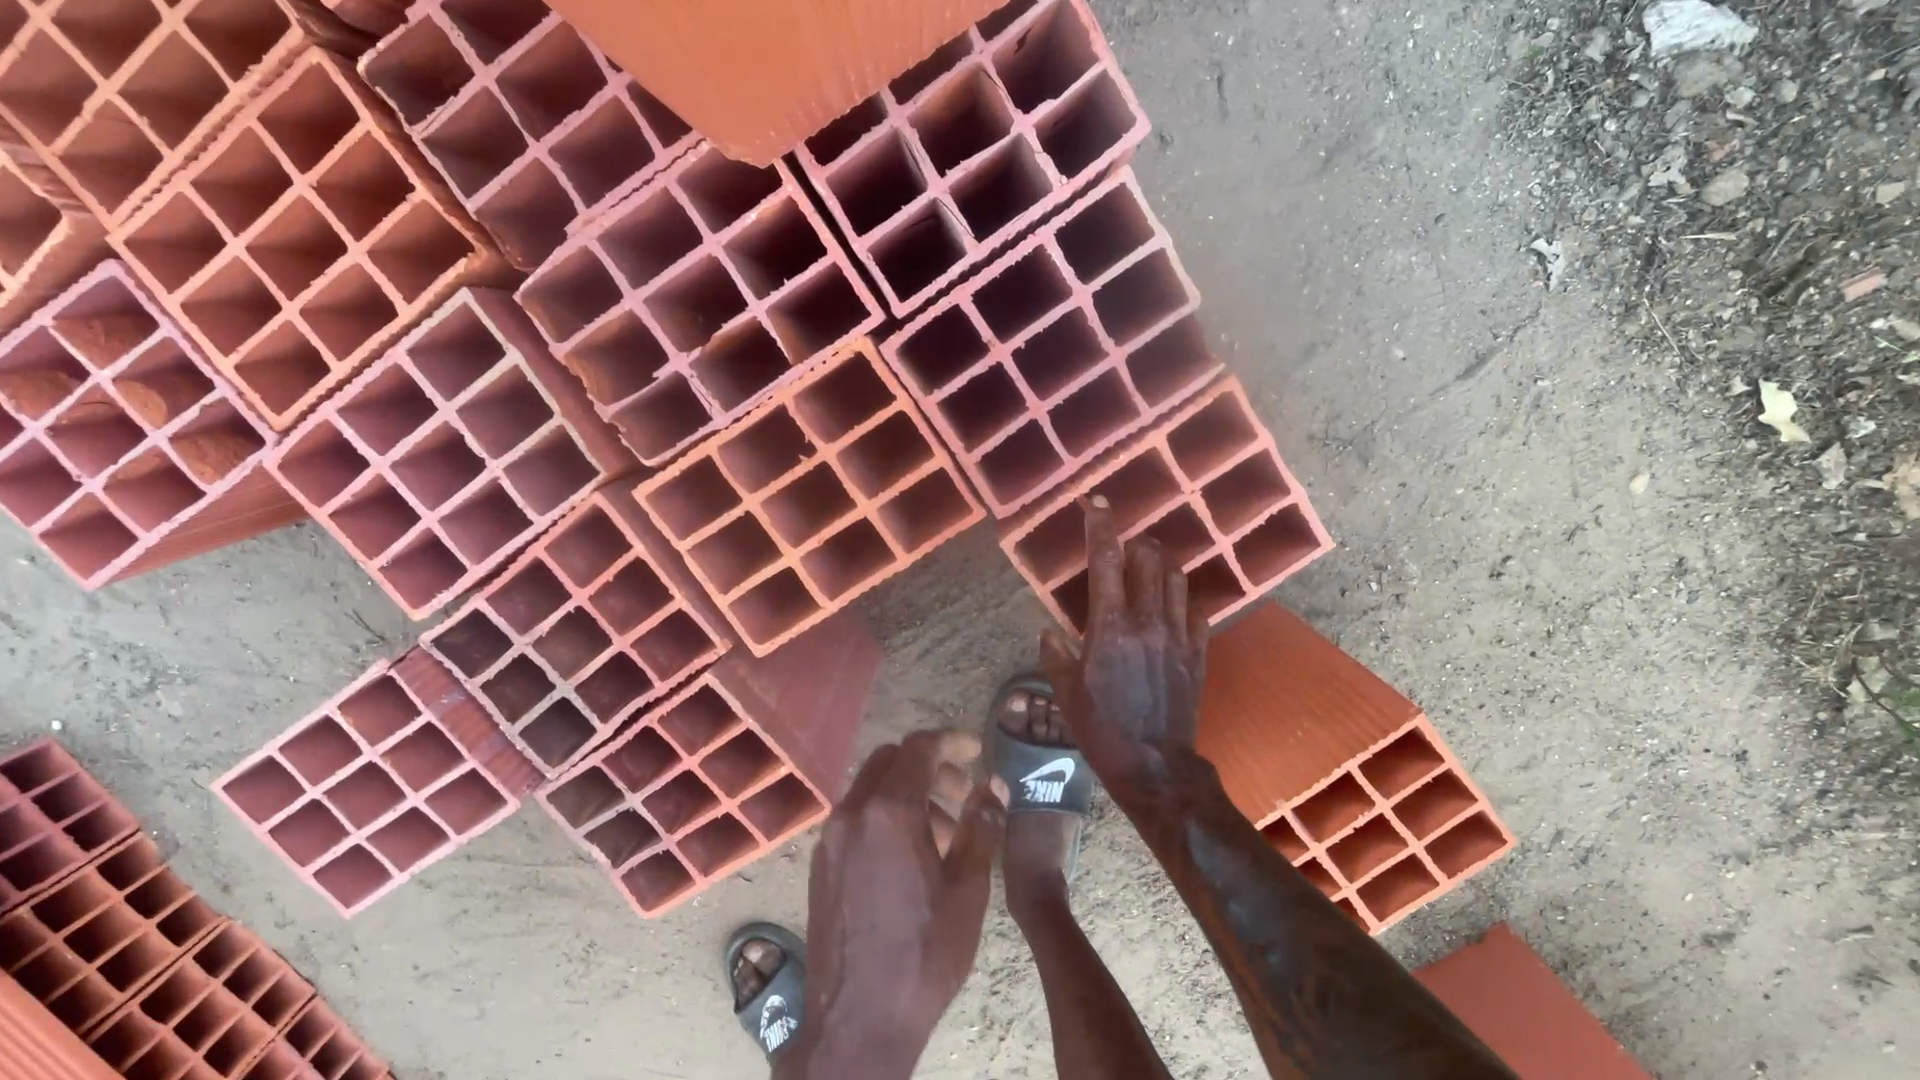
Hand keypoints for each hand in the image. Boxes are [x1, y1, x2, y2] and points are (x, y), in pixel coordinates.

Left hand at [780, 731, 1005, 1079]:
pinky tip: (912, 855)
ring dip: (909, 793)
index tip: (977, 750)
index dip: (952, 741)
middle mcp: (851, 813)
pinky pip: (856, 817)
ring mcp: (830, 838)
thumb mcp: (968, 888)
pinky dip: (886, 816)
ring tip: (947, 834)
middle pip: (891, 761)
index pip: (919, 748)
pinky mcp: (821, 863)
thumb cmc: (925, 952)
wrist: (858, 1018)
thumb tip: (992, 784)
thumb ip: (982, 825)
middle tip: (964, 793)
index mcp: (888, 811)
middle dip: (930, 766)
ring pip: (871, 789)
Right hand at [1040, 496, 1208, 811]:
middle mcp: (1147, 621)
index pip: (1106, 560)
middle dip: (1135, 542)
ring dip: (1161, 564)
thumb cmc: (1101, 730)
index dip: (1101, 525)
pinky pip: (1196, 611)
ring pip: (1176, 578)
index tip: (1097, 502)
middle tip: (1124, 544)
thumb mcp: (1066, 694)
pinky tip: (1172, 605)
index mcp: (1109, 627)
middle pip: (1148, 559)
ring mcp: (1177, 635)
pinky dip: (1182, 599)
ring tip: (1149, 564)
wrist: (1154, 765)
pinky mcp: (1197, 652)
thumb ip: (1056, 657)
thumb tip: (1048, 633)